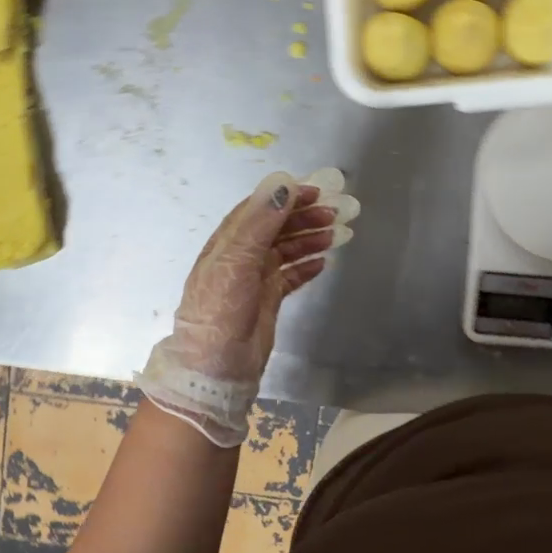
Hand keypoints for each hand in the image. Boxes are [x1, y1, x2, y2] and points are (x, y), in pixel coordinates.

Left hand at [136, 171, 349, 445]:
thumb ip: (261, 223)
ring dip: (309, 240)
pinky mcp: (267, 301)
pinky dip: (306, 267)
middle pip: (276, 228)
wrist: (216, 367)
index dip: (286, 197)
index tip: (316, 191)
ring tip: (335, 235)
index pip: (259, 209)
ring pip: (285, 251)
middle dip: (304, 218)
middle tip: (334, 214)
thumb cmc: (222, 310)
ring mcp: (254, 280)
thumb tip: (284, 184)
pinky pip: (290, 277)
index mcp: (227, 242)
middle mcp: (240, 257)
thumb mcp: (237, 261)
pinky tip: (324, 263)